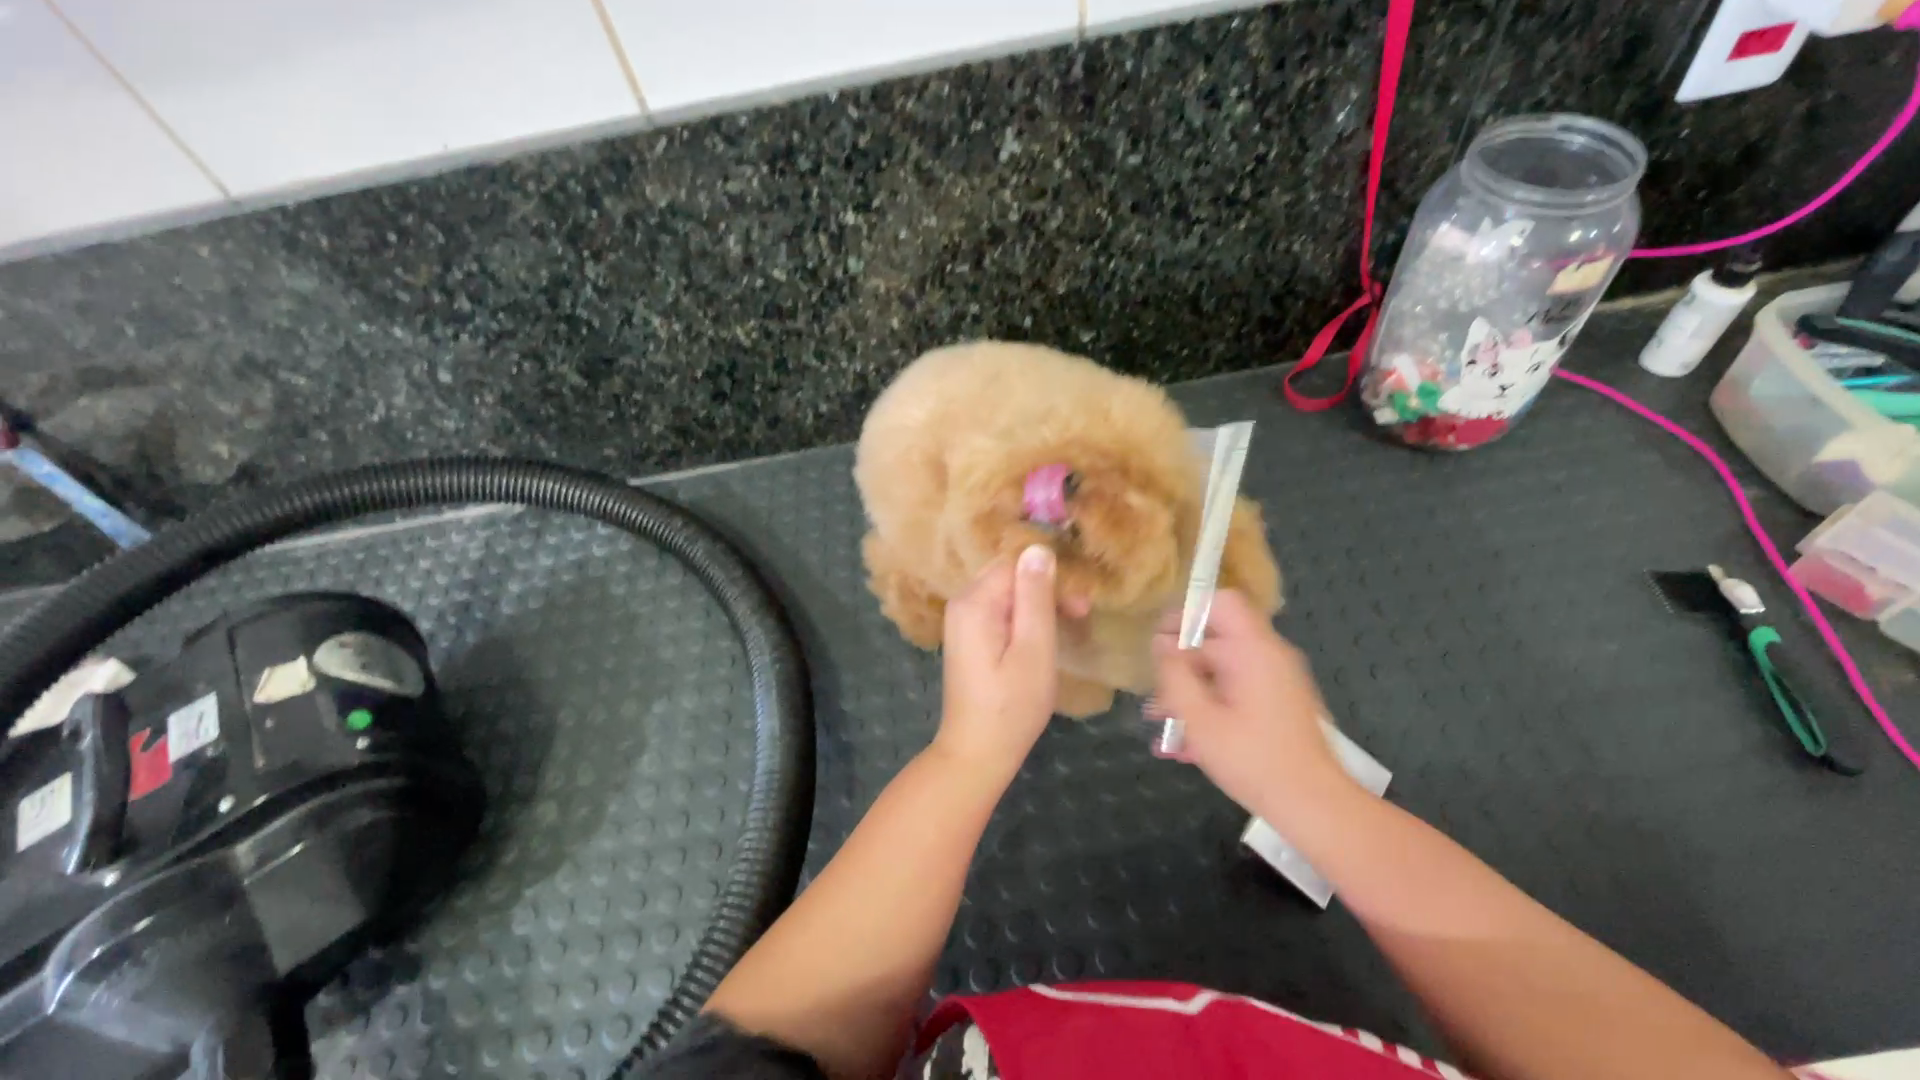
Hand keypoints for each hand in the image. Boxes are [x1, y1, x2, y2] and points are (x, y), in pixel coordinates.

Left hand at [932, 545, 1058, 783]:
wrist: (977, 751)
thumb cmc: (1012, 705)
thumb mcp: (1034, 648)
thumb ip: (1035, 596)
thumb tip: (1039, 548)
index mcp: (975, 602)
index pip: (1016, 561)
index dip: (1050, 574)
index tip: (1079, 603)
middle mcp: (962, 603)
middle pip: (1009, 574)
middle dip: (1046, 587)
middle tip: (1079, 615)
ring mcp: (962, 621)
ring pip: (1006, 592)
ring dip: (1038, 603)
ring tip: (1068, 626)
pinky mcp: (968, 638)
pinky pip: (999, 611)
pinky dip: (1023, 618)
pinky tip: (1042, 637)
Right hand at [1151, 590, 1352, 820]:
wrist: (1314, 805)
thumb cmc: (1253, 758)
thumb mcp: (1200, 719)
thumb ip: (1175, 675)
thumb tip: (1162, 645)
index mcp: (1253, 650)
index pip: (1221, 603)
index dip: (1186, 614)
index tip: (1159, 642)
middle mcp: (1269, 657)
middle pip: (1216, 643)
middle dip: (1179, 668)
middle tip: (1153, 699)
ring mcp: (1278, 683)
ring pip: (1222, 674)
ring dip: (1191, 695)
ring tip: (1161, 728)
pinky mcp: (1280, 707)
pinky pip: (1237, 695)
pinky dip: (1212, 711)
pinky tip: (1186, 747)